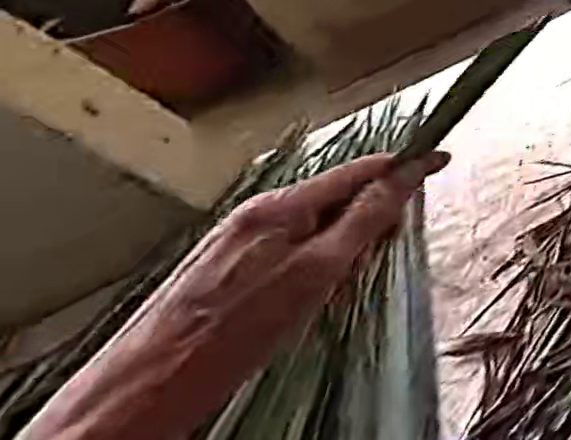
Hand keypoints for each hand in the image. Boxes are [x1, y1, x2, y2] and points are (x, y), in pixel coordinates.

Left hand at [23, 153, 446, 439]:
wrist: (127, 408)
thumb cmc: (227, 340)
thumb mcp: (316, 273)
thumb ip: (368, 217)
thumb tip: (409, 172)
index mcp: (280, 207)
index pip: (363, 168)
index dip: (408, 164)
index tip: (444, 161)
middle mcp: (257, 214)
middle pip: (342, 195)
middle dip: (373, 215)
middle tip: (383, 250)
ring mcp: (236, 242)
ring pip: (319, 223)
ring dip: (345, 243)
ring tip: (339, 282)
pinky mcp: (223, 270)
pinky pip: (292, 247)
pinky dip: (317, 260)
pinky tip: (309, 294)